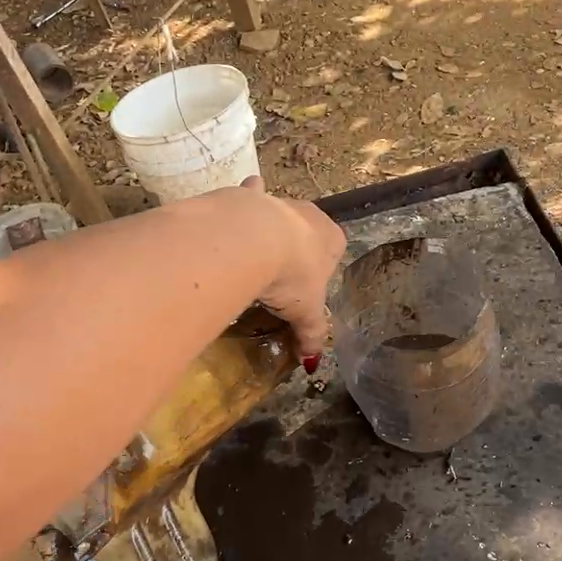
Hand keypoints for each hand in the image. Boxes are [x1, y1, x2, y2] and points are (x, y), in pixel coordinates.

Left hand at [234, 176, 344, 357]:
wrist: (252, 240)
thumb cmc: (291, 277)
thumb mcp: (305, 314)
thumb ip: (310, 335)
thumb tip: (312, 363)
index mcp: (332, 238)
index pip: (334, 250)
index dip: (320, 270)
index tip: (303, 290)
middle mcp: (308, 214)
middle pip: (306, 231)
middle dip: (294, 249)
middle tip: (277, 278)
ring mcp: (277, 201)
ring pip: (276, 214)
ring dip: (268, 229)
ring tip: (251, 255)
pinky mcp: (244, 197)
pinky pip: (245, 197)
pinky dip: (240, 206)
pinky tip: (227, 217)